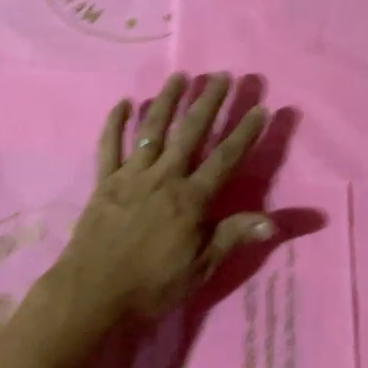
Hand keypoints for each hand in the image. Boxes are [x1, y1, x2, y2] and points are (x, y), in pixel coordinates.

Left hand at [41, 73, 273, 336]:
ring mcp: (131, 175)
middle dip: (209, 103)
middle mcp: (164, 177)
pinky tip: (123, 103)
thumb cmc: (152, 285)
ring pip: (152, 129)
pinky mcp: (104, 181)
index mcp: (191, 199)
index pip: (225, 158)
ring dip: (167, 100)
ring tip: (180, 77)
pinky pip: (109, 145)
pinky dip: (115, 123)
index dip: (245, 133)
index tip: (260, 108)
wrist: (94, 292)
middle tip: (223, 76)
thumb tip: (274, 220)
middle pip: (191, 132)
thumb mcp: (201, 267)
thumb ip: (234, 236)